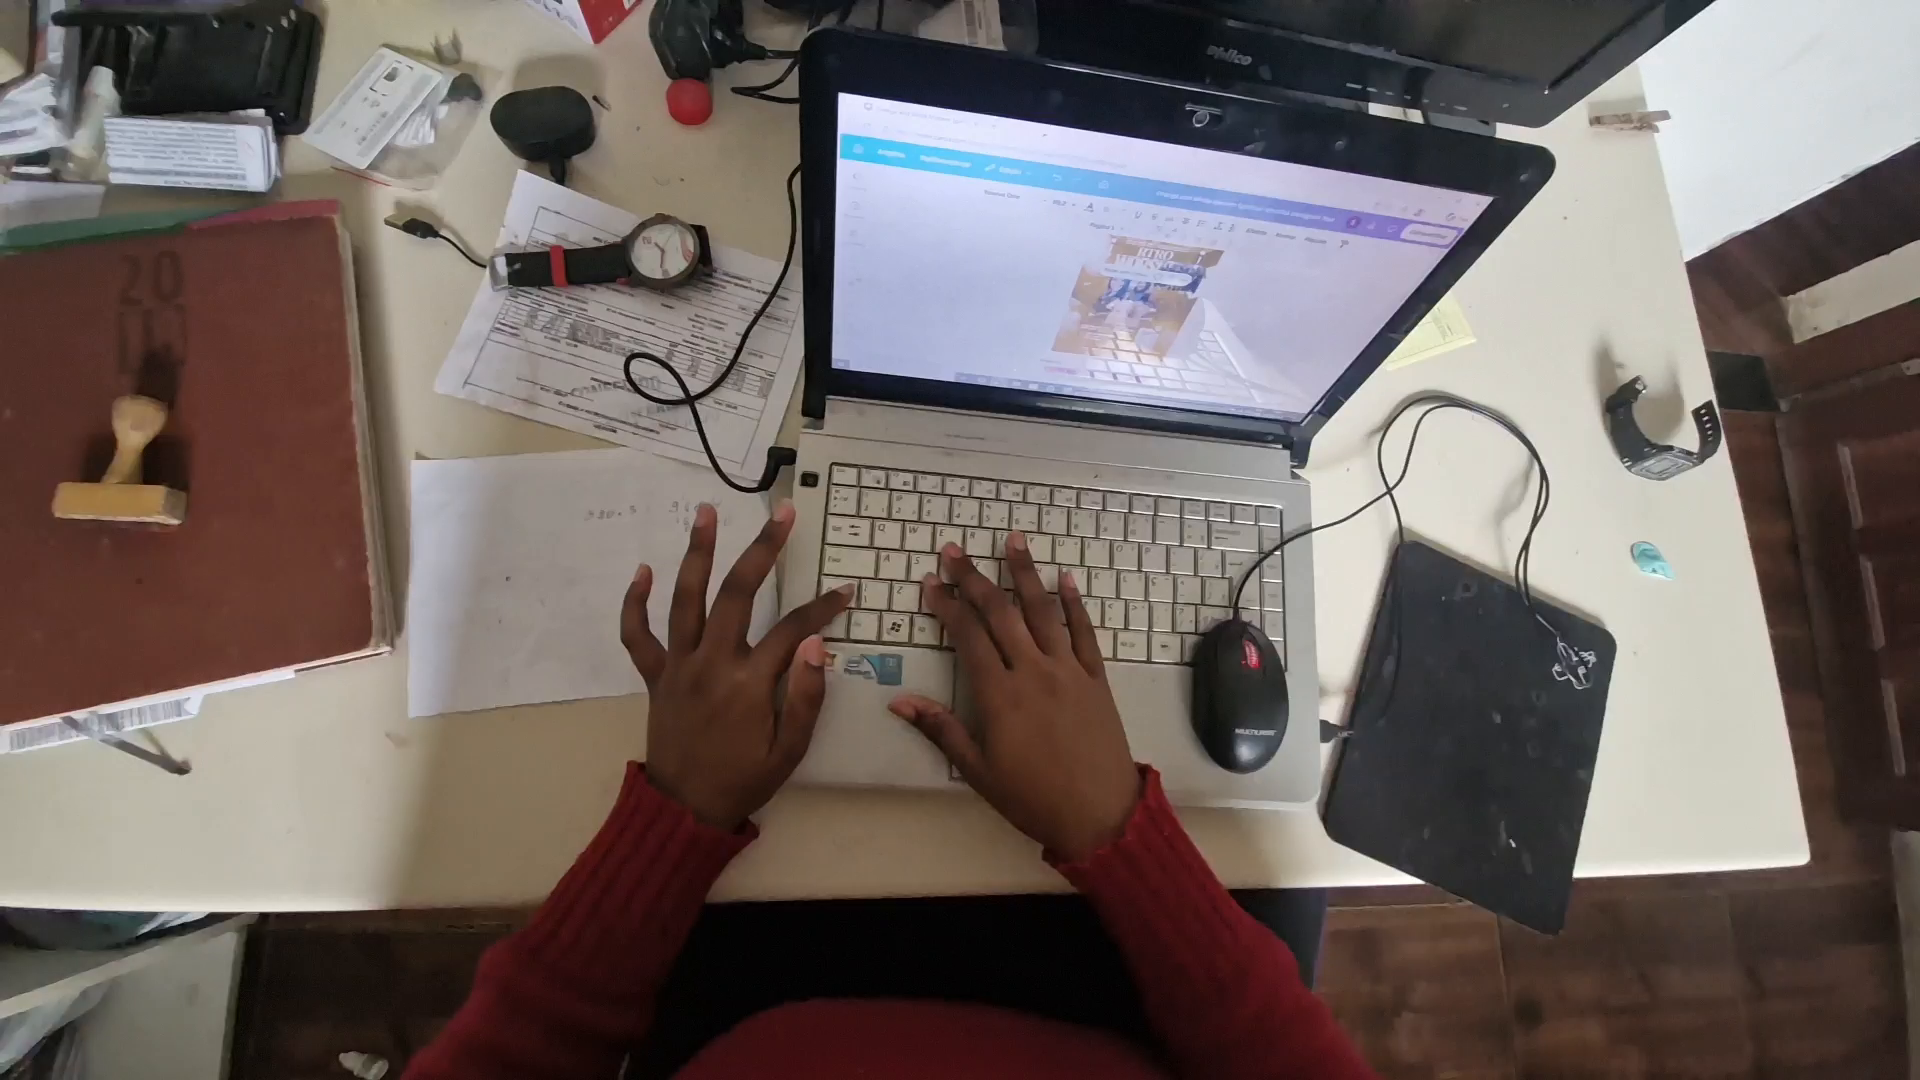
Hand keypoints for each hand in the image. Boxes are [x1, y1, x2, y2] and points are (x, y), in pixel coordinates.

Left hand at [621, 502, 853, 829]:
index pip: (792, 628)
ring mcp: (678, 666)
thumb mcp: (790, 751)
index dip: (822, 608)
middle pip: (737, 593)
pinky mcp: (654, 676)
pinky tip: (642, 570)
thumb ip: (806, 697)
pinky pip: (637, 635)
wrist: (683, 812)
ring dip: (697, 552)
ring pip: (685, 598)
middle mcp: (710, 663)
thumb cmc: (744, 779)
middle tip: (782, 513)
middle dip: (763, 549)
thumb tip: (817, 643)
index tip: (845, 592)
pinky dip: (635, 602)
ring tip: (707, 511)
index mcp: (748, 683)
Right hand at [890, 535, 1140, 860]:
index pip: (967, 637)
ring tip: (1013, 540)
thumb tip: (897, 702)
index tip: (930, 582)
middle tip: (954, 550)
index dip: (946, 605)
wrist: (1101, 814)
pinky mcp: (1096, 676)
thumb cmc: (1032, 796)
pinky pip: (1084, 632)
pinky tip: (1065, 578)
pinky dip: (1074, 603)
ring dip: (1025, 573)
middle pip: (999, 613)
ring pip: (1042, 611)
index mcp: (999, 695)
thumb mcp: (978, 771)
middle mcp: (1032, 671)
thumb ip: (941, 730)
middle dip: (974, 578)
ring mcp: (1068, 670)